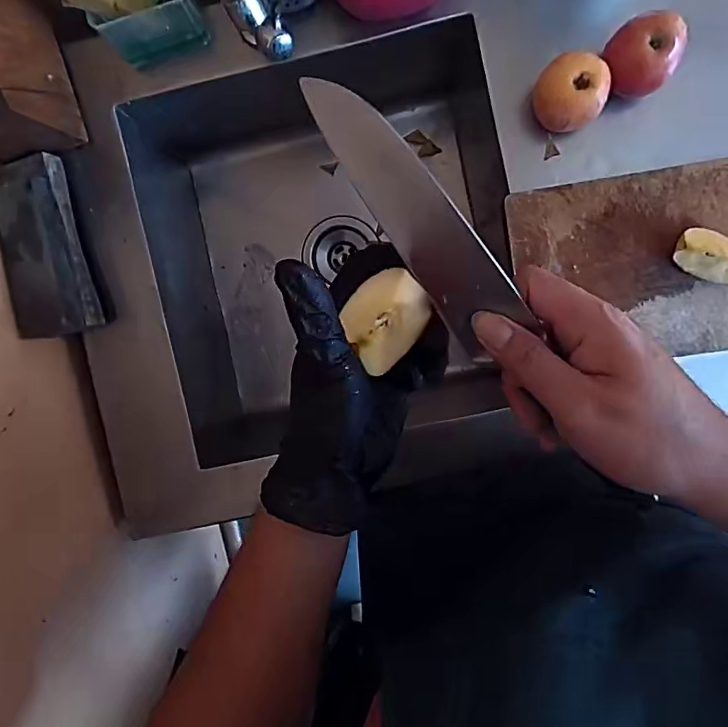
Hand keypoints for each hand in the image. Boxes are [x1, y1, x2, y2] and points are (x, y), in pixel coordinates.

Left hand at [259, 245, 446, 534]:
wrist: (340, 469)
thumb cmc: (325, 415)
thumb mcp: (324, 357)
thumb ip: (315, 314)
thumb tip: (290, 269)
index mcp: (332, 327)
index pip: (358, 284)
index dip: (381, 267)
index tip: (410, 258)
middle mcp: (354, 339)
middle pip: (389, 305)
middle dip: (413, 300)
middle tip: (437, 299)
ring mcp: (375, 362)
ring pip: (407, 332)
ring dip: (426, 333)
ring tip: (437, 339)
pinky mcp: (394, 383)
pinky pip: (417, 361)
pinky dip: (429, 362)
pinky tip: (431, 370)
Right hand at [470, 266, 727, 507]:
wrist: (711, 468)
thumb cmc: (648, 439)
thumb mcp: (574, 404)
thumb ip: (526, 360)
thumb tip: (484, 321)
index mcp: (592, 321)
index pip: (530, 283)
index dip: (504, 311)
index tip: (499, 356)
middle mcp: (600, 324)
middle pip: (533, 324)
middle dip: (520, 369)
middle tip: (531, 412)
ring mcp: (608, 346)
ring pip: (547, 352)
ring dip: (537, 391)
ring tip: (550, 430)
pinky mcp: (613, 368)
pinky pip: (568, 371)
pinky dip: (558, 399)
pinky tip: (565, 430)